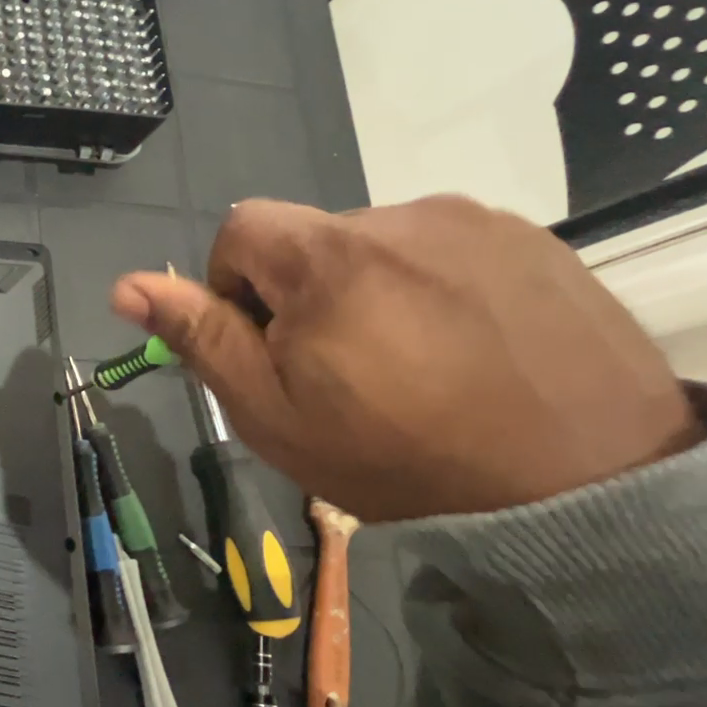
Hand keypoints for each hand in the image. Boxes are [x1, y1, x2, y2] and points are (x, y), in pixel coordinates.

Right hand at [111, 195, 701, 521]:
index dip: (232, 285)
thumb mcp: (270, 410)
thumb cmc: (395, 456)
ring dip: (368, 288)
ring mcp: (479, 225)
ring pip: (379, 245)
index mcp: (329, 258)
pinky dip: (431, 287)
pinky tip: (462, 348)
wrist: (580, 489)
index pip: (243, 228)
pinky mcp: (537, 243)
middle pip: (312, 239)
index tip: (265, 345)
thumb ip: (200, 336)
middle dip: (302, 292)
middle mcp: (403, 218)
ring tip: (409, 362)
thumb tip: (126, 286)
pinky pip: (447, 250)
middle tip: (338, 369)